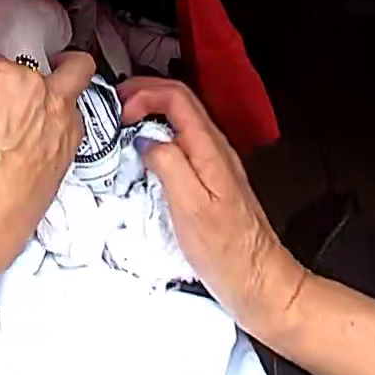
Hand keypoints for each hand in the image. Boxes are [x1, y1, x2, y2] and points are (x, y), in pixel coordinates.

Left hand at [0, 52, 95, 301]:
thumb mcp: (39, 190)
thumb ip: (41, 157)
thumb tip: (22, 153)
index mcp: (70, 139)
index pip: (74, 104)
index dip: (57, 103)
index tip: (44, 108)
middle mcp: (57, 107)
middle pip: (74, 68)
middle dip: (57, 69)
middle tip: (29, 83)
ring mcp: (30, 86)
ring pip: (21, 68)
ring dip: (4, 83)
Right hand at [120, 78, 309, 341]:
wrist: (260, 282)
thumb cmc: (228, 253)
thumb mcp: (192, 209)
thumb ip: (168, 165)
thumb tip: (144, 139)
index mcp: (210, 149)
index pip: (177, 97)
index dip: (144, 94)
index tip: (121, 111)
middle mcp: (213, 147)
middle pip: (178, 99)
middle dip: (143, 92)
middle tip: (113, 104)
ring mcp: (212, 160)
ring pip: (178, 117)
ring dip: (148, 109)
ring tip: (121, 119)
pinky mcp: (207, 176)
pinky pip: (179, 139)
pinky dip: (155, 132)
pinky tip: (141, 148)